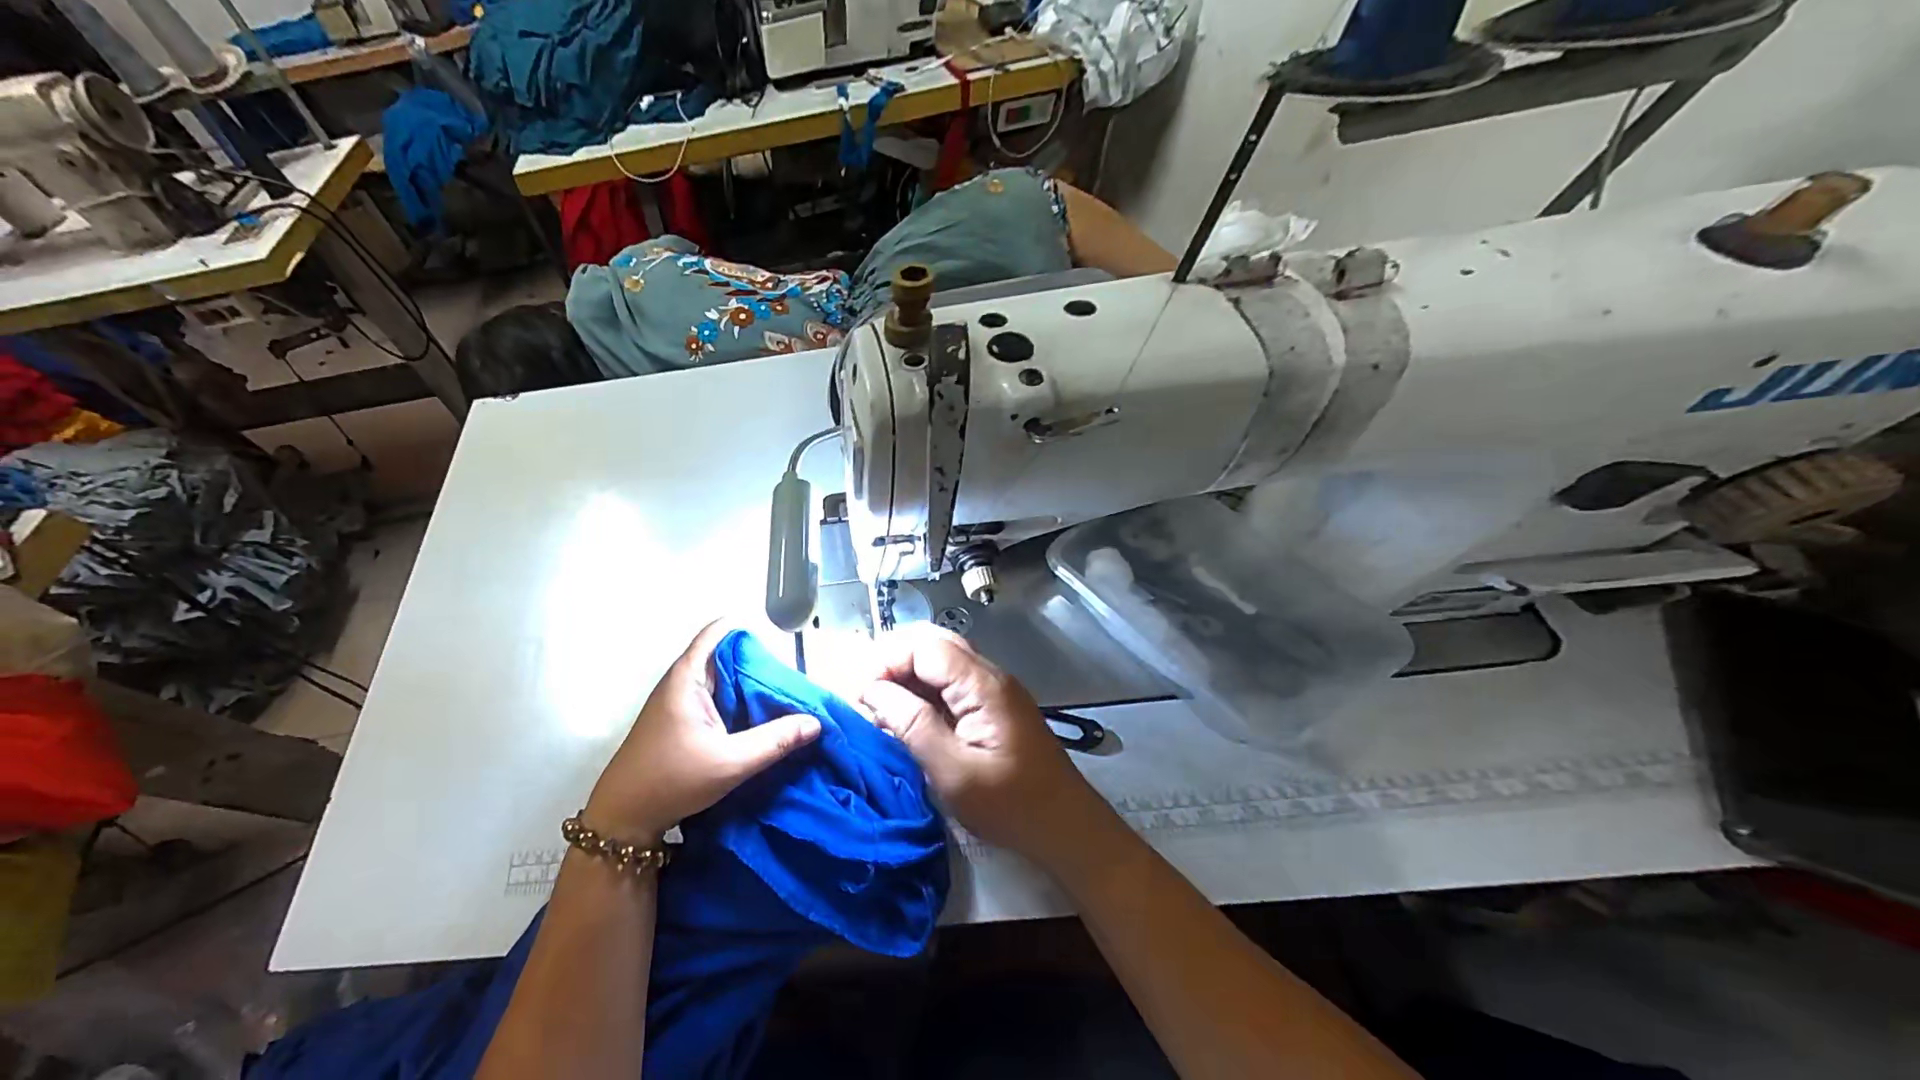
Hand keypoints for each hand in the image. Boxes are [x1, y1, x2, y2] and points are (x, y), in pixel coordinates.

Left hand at [585, 621, 820, 842]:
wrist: (623, 819)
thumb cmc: (670, 781)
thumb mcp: (730, 762)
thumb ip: (775, 741)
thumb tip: (815, 722)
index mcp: (687, 677)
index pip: (718, 633)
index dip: (749, 632)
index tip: (780, 649)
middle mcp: (682, 682)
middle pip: (726, 656)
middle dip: (759, 664)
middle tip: (792, 681)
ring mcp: (680, 702)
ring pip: (723, 680)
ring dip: (750, 687)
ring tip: (785, 700)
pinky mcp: (682, 721)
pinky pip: (718, 699)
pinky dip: (739, 704)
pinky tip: (761, 720)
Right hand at [858, 625, 1120, 868]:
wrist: (1065, 826)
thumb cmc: (1011, 806)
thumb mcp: (953, 772)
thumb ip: (913, 726)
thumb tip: (872, 690)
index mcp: (982, 685)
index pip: (925, 646)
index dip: (887, 661)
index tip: (859, 693)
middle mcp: (989, 676)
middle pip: (933, 646)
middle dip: (893, 664)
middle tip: (863, 697)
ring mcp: (992, 691)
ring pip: (940, 664)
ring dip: (906, 679)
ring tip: (876, 708)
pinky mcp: (991, 708)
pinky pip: (950, 686)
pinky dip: (922, 694)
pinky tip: (904, 719)